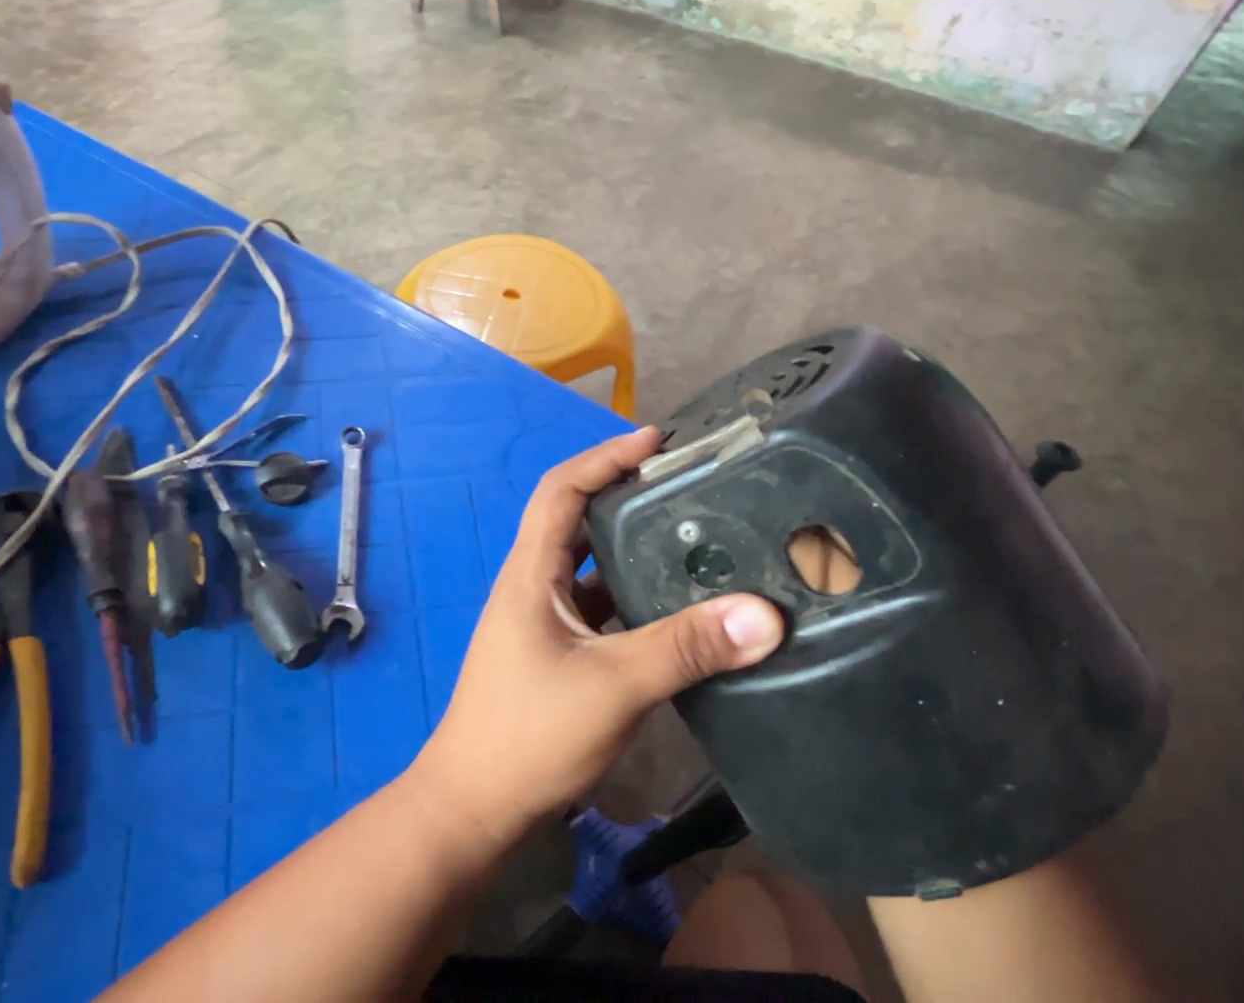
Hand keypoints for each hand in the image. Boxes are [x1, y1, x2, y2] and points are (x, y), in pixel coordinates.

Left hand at [408, 426, 784, 842]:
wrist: (476, 804)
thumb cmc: (530, 734)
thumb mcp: (613, 686)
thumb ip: (685, 648)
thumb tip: (767, 614)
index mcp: (530, 574)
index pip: (561, 491)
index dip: (603, 457)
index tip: (657, 440)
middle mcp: (532, 587)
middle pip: (579, 522)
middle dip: (628, 497)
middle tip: (692, 486)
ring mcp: (542, 622)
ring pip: (592, 569)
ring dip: (636, 550)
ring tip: (699, 538)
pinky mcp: (556, 655)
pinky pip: (600, 609)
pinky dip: (635, 598)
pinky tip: (679, 609)